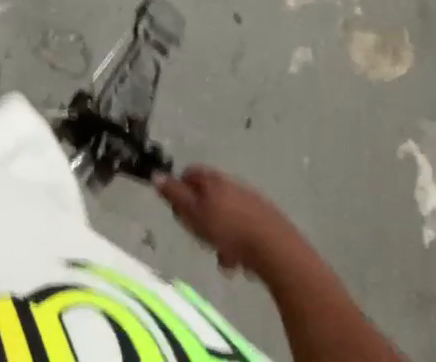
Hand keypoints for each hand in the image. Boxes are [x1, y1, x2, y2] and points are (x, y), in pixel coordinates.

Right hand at [154, 164, 299, 276]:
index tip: (178, 208)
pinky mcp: (273, 223)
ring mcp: (257, 204)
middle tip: (199, 235)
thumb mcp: (192, 213)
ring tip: (223, 258)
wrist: (279, 253)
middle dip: (202, 215)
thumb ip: (173, 194)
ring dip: (222, 233)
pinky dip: (241, 242)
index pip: (190, 173)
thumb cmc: (228, 230)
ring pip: (230, 215)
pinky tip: (241, 262)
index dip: (180, 187)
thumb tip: (156, 174)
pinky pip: (248, 229)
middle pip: (211, 195)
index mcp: (214, 180)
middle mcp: (235, 186)